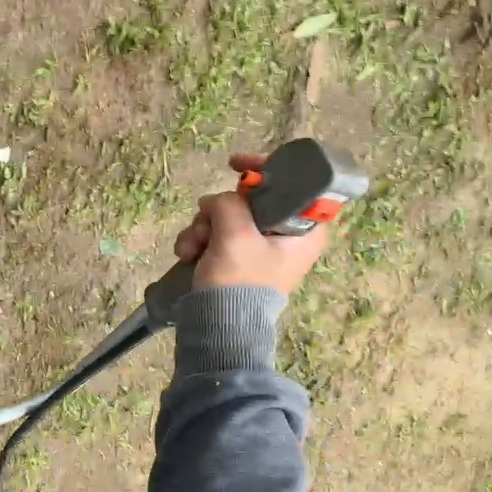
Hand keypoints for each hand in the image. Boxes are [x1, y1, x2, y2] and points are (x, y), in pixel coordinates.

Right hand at [173, 153, 329, 295]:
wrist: (219, 327)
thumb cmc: (238, 281)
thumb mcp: (235, 236)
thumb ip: (228, 205)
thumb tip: (214, 200)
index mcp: (304, 229)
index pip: (293, 184)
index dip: (264, 169)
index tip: (234, 164)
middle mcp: (285, 236)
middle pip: (249, 202)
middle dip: (217, 211)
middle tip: (203, 224)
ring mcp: (258, 250)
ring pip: (225, 219)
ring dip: (200, 229)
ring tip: (190, 249)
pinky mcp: (235, 261)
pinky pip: (214, 238)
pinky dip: (197, 243)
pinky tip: (187, 256)